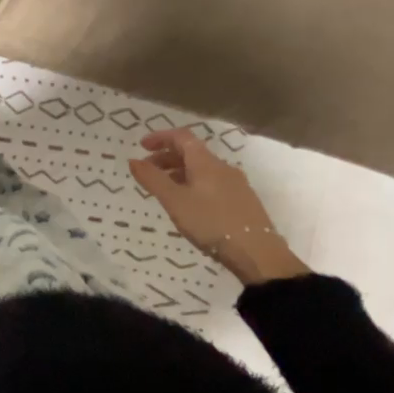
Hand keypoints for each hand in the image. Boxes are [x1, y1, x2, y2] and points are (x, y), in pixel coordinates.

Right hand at [128, 128, 308, 285]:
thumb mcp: (174, 201)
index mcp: (206, 163)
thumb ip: (152, 179)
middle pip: (192, 152)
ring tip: (165, 190)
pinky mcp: (242, 202)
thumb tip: (133, 160)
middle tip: (148, 171)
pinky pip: (212, 183)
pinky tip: (189, 205)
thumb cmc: (212, 223)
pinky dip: (193, 184)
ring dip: (179, 172)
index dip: (160, 137)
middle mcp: (223, 168)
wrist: (259, 255)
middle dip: (166, 157)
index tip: (141, 146)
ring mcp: (236, 185)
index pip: (182, 137)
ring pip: (202, 169)